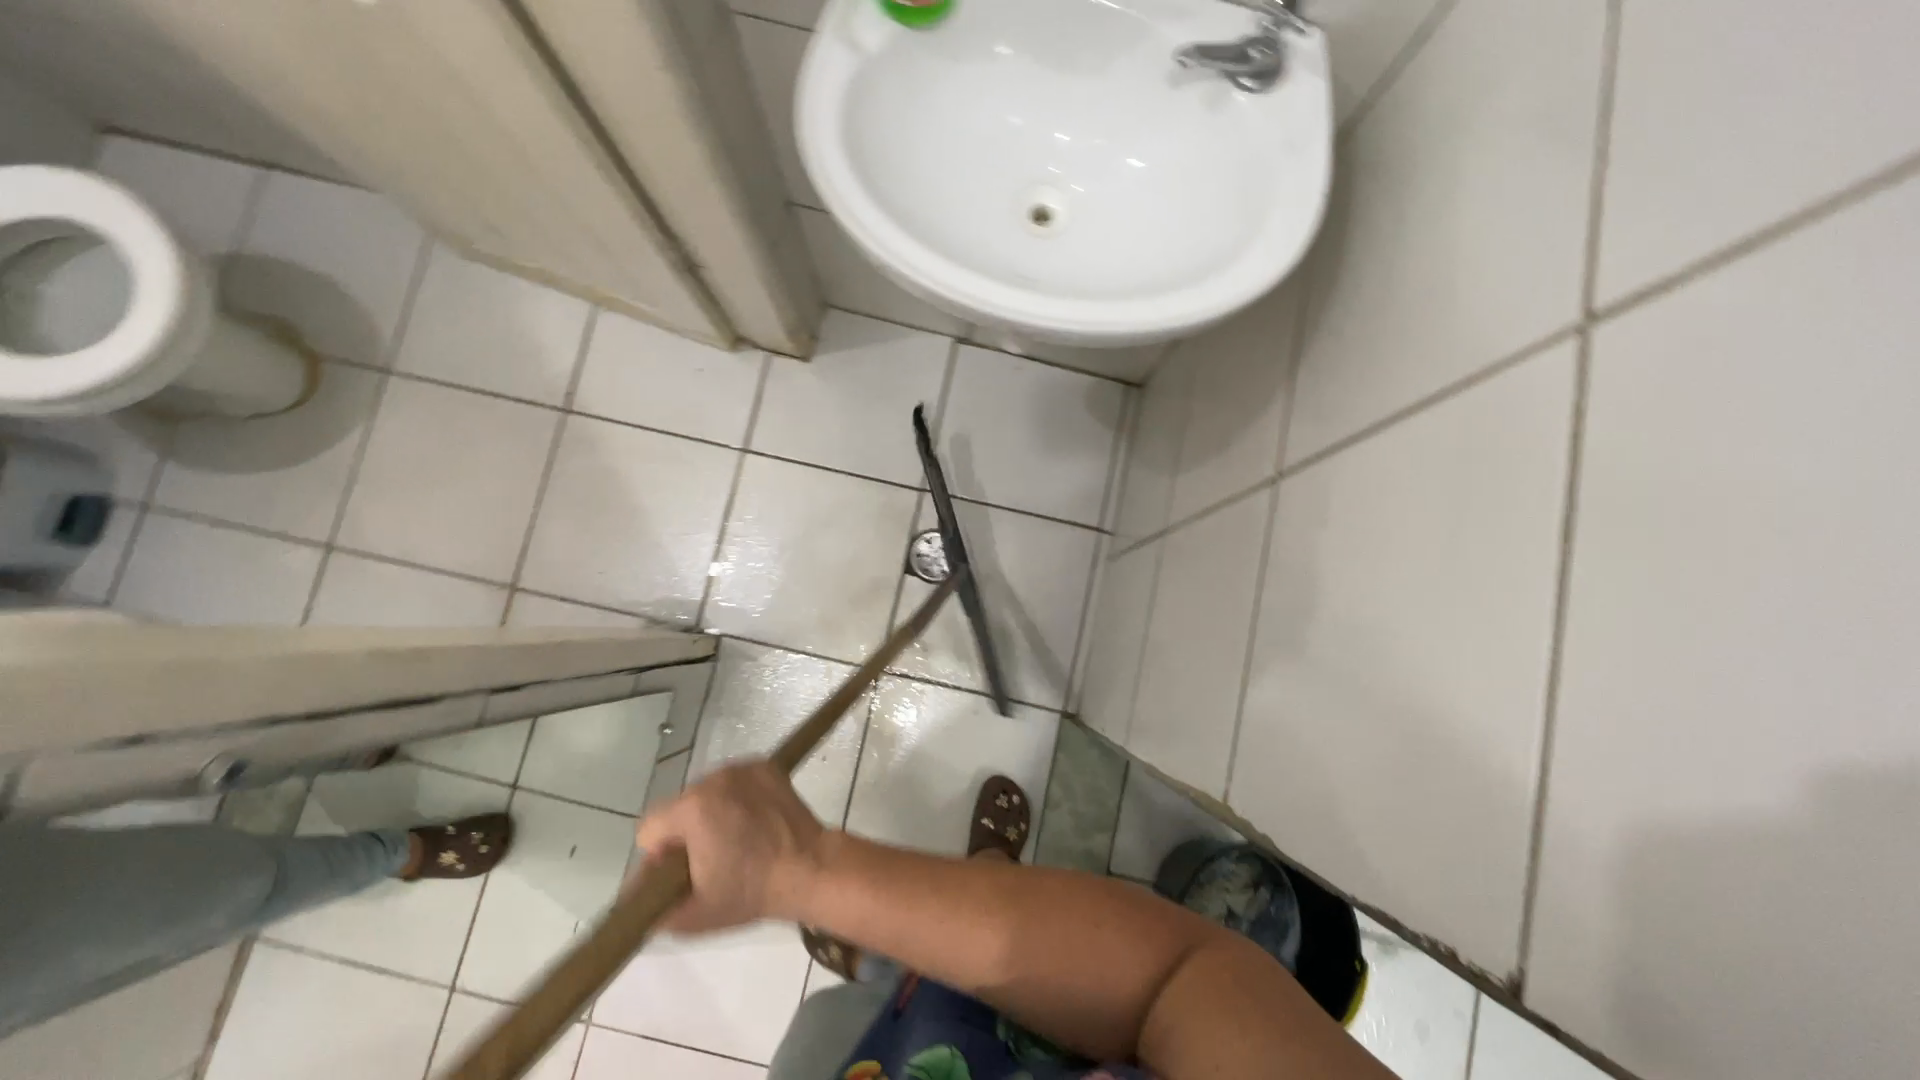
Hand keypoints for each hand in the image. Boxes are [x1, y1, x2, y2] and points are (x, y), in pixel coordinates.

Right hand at [632, 761, 826, 933]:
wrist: (809, 869)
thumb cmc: (751, 890)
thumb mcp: (695, 915)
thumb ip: (655, 911)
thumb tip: (636, 903)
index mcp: (691, 810)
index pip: (650, 829)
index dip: (660, 856)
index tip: (682, 872)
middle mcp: (713, 779)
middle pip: (678, 808)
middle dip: (686, 833)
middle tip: (711, 858)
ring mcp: (741, 769)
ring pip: (706, 793)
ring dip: (711, 813)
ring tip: (735, 839)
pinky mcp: (764, 766)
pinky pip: (733, 781)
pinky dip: (736, 797)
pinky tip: (751, 820)